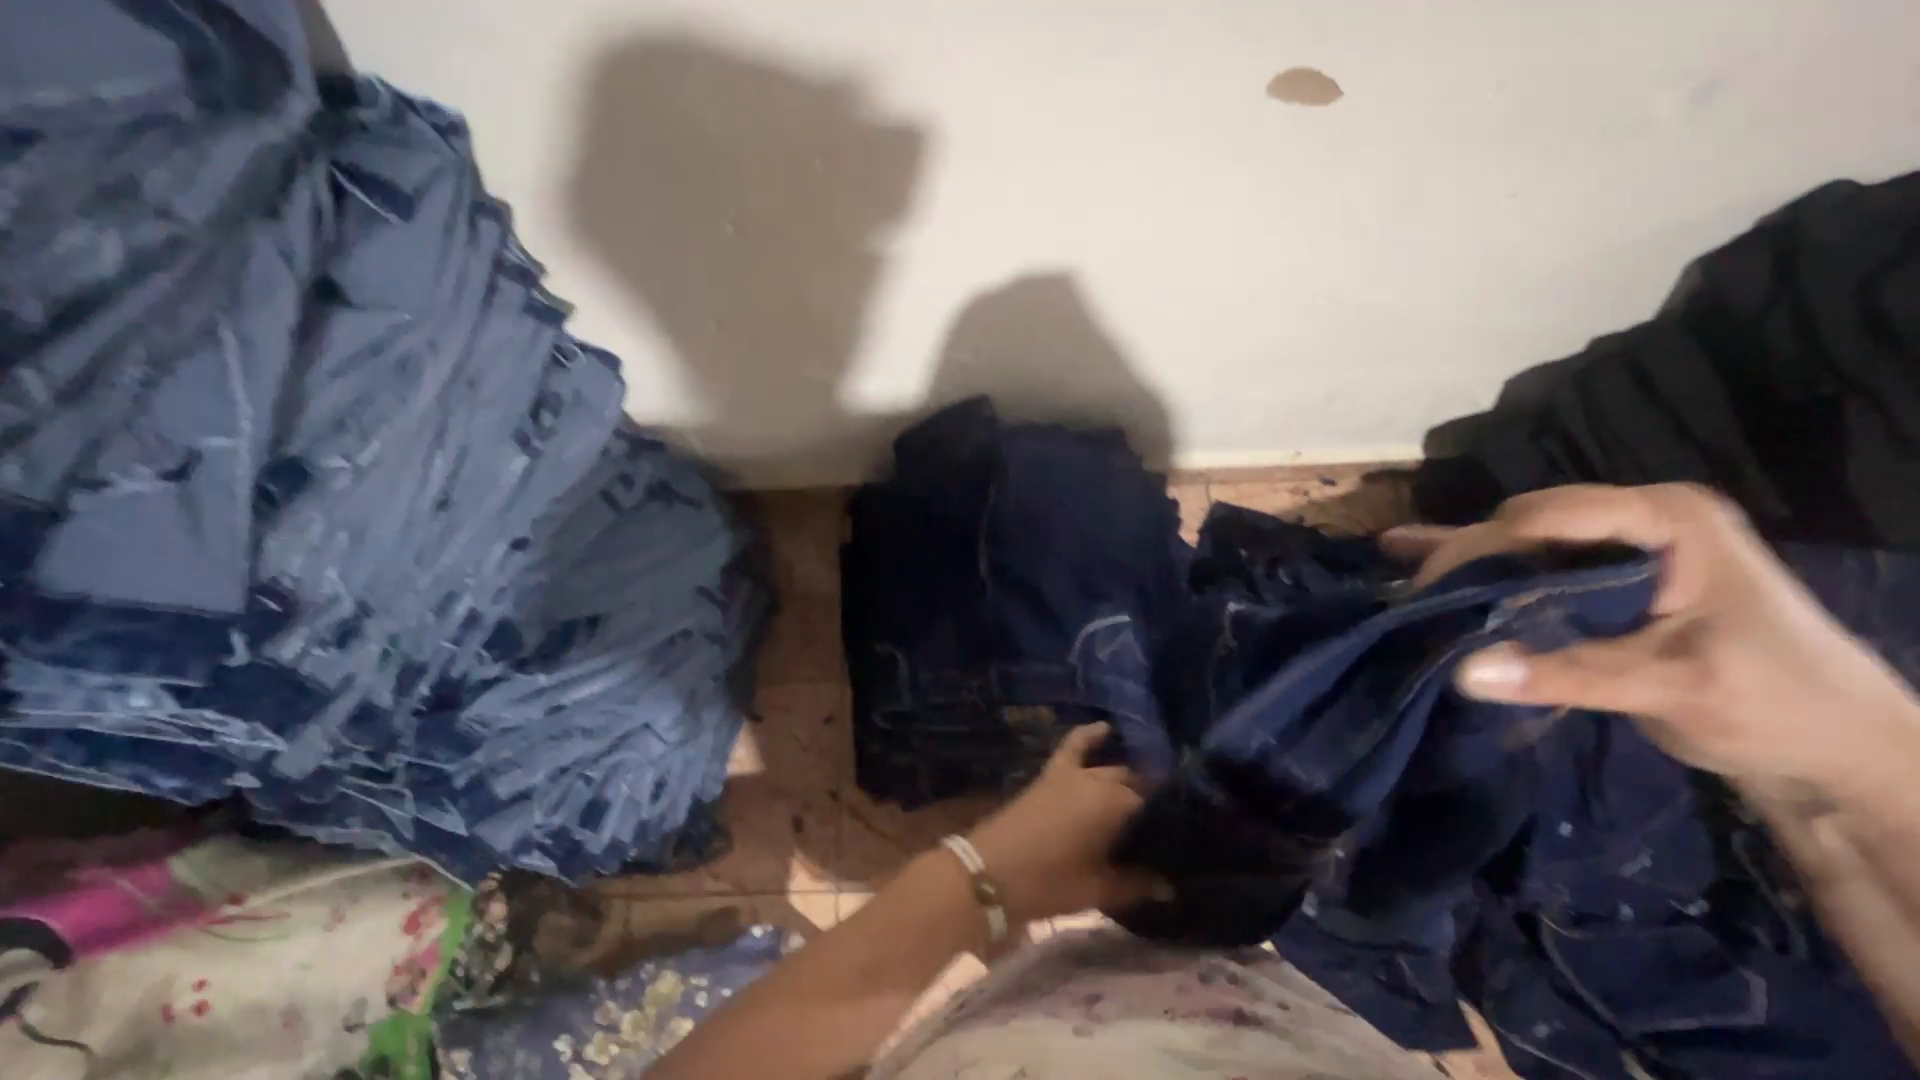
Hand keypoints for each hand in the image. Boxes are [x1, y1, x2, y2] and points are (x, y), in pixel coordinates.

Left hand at [963, 723, 1166, 924]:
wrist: (987, 873)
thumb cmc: (1048, 883)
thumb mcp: (1097, 890)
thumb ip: (1136, 884)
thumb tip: (1169, 887)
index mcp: (1118, 804)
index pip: (1157, 803)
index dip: (1172, 819)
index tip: (1186, 835)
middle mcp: (1100, 780)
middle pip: (1136, 783)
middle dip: (1151, 800)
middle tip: (1166, 825)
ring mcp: (1072, 773)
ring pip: (1111, 769)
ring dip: (1127, 776)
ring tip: (1148, 791)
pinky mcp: (1050, 774)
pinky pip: (1074, 746)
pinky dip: (1090, 736)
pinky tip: (1105, 728)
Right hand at [1381, 484, 1919, 801]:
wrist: (1837, 749)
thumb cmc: (1778, 703)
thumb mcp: (1675, 685)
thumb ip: (1570, 671)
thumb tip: (1463, 670)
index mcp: (1669, 520)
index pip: (1549, 515)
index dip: (1481, 546)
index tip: (1427, 590)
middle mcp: (1639, 522)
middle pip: (1525, 528)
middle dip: (1465, 558)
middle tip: (1413, 602)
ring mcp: (1621, 552)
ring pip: (1521, 548)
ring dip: (1464, 566)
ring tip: (1397, 575)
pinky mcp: (1607, 587)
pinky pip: (1533, 574)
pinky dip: (1481, 578)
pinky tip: (1414, 559)